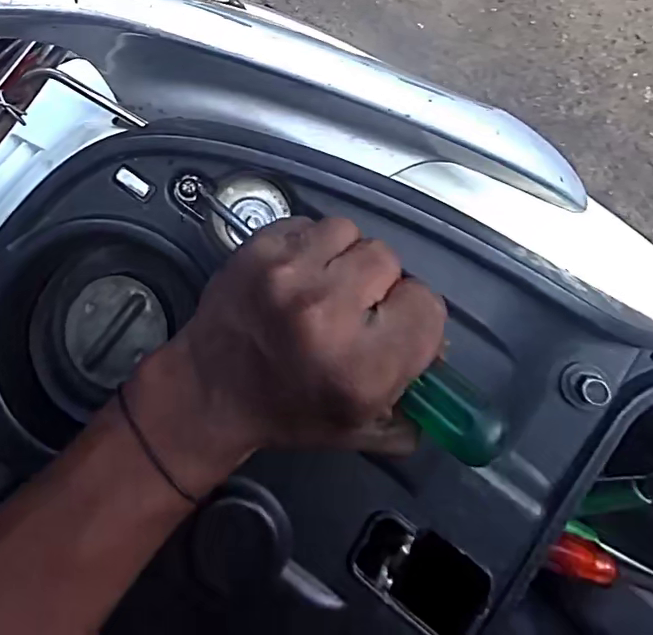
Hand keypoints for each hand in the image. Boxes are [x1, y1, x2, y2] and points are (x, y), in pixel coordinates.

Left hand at [136, 217, 447, 474]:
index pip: (427, 306)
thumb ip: (417, 393)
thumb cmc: (287, 412)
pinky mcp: (260, 246)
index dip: (414, 316)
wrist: (209, 387)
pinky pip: (311, 224)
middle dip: (378, 284)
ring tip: (323, 284)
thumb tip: (442, 348)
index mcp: (360, 365)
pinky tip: (297, 272)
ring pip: (351, 233)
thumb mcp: (363, 428)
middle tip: (353, 307)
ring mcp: (287, 271)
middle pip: (388, 260)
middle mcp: (325, 310)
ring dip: (345, 257)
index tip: (394, 326)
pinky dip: (311, 244)